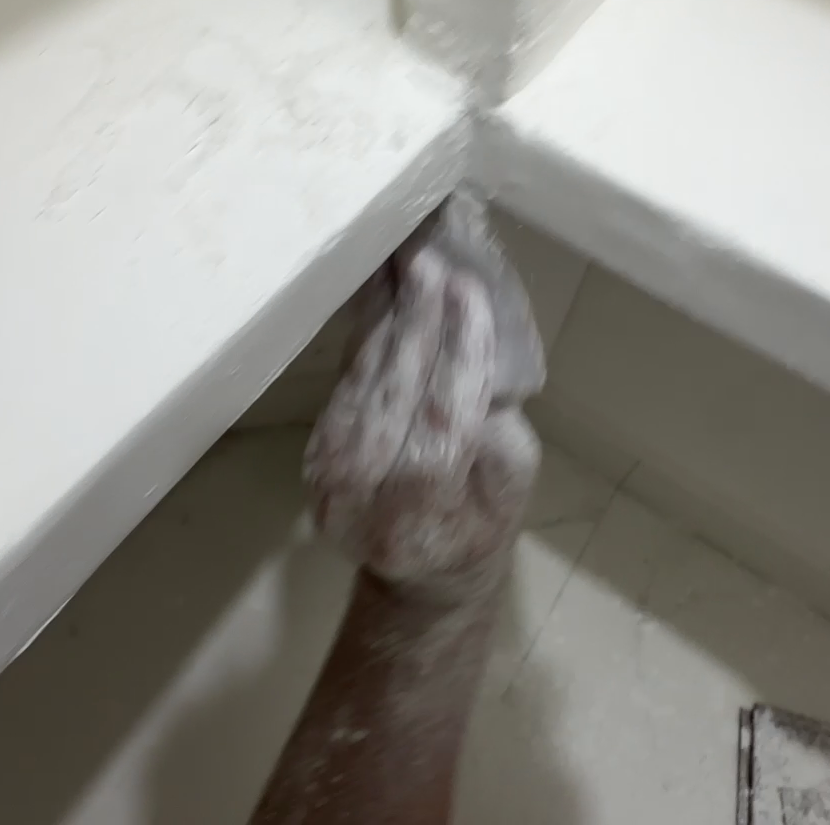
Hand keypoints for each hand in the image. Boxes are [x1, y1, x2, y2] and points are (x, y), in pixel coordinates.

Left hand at [304, 195, 542, 600]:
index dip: (458, 352)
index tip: (469, 291)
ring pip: (364, 380)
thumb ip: (499, 431)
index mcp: (423, 515)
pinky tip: (383, 292)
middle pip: (394, 393)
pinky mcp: (316, 448)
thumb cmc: (482, 524)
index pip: (443, 420)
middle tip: (430, 260)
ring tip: (405, 263)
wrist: (420, 569)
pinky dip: (366, 332)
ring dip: (387, 315)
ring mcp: (330, 473)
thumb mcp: (513, 485)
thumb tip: (475, 357)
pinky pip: (346, 380)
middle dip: (417, 321)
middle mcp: (364, 496)